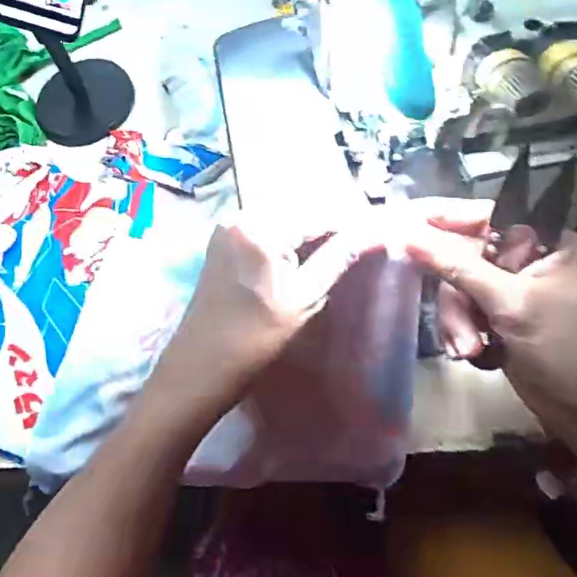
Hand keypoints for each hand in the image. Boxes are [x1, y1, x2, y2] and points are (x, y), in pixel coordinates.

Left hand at [146, 213, 380, 422]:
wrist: (201, 363)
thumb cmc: (255, 337)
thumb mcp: (304, 298)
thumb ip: (336, 259)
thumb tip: (371, 233)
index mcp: (259, 226)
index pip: (316, 215)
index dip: (348, 225)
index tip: (375, 233)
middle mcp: (238, 216)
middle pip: (295, 213)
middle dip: (326, 227)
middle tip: (358, 244)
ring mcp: (225, 228)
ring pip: (279, 221)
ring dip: (305, 234)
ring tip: (335, 252)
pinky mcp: (219, 242)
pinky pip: (261, 231)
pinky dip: (282, 240)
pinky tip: (301, 258)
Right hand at [402, 199, 576, 513]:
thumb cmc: (571, 351)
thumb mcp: (513, 304)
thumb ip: (458, 267)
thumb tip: (409, 236)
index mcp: (550, 245)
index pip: (491, 217)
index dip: (451, 222)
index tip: (412, 228)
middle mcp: (532, 264)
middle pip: (467, 259)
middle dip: (458, 297)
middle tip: (464, 330)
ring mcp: (518, 295)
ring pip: (462, 290)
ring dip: (460, 322)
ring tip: (470, 351)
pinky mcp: (506, 324)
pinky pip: (467, 314)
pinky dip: (465, 334)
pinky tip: (475, 356)